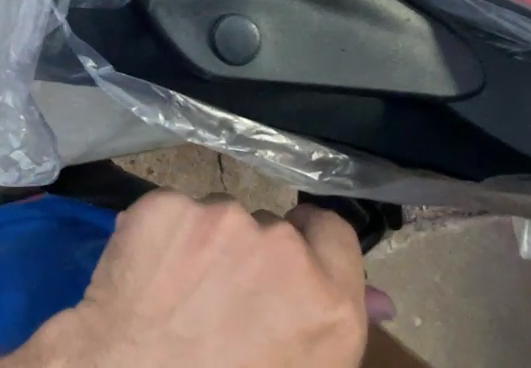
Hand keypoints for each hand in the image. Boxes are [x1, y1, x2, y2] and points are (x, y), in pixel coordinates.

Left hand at [0, 191, 391, 367]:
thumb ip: (340, 324)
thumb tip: (380, 299)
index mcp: (329, 301)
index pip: (334, 232)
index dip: (312, 243)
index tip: (291, 261)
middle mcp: (281, 248)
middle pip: (272, 228)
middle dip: (253, 253)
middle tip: (226, 296)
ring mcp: (220, 219)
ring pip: (219, 216)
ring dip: (207, 242)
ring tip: (181, 291)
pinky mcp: (166, 206)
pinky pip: (173, 212)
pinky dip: (164, 235)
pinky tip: (150, 274)